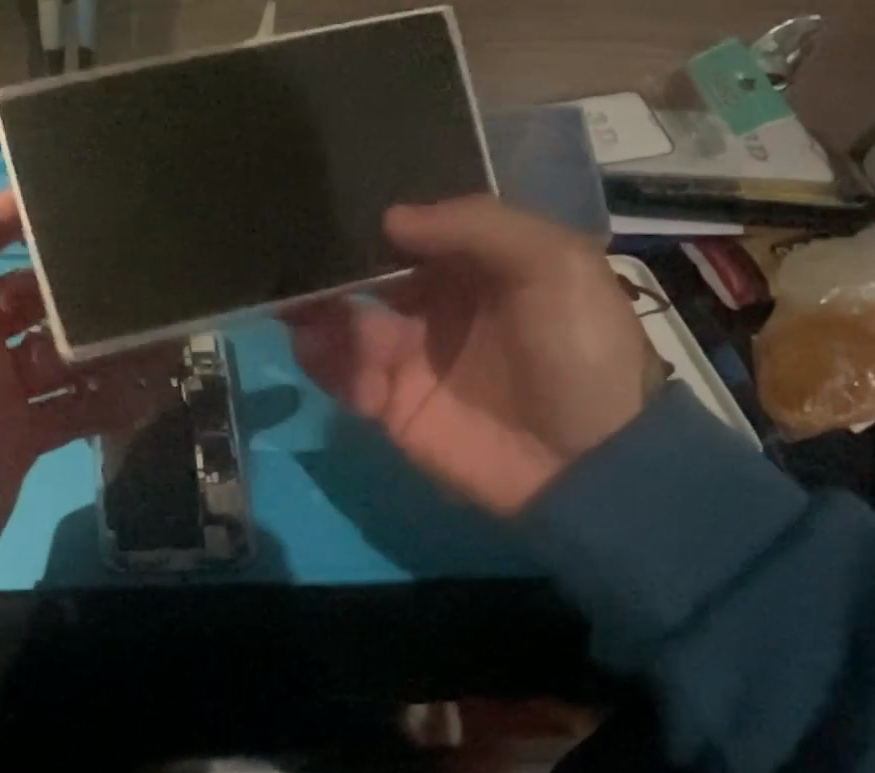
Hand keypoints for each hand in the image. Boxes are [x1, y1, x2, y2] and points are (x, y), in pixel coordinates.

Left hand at [0, 173, 171, 560]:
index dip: (13, 224)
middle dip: (69, 292)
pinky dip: (102, 402)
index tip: (71, 210)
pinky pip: (68, 409)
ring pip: (54, 357)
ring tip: (156, 335)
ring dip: (98, 350)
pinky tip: (147, 393)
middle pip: (22, 301)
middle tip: (129, 276)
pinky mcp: (19, 436)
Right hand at [287, 197, 648, 515]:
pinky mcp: (390, 407)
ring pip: (348, 326)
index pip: (415, 237)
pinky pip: (345, 376)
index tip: (339, 210)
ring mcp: (410, 361)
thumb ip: (477, 227)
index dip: (379, 225)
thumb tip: (391, 218)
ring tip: (294, 302)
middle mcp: (438, 310)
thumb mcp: (553, 264)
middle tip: (295, 256)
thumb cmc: (577, 351)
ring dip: (318, 312)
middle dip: (335, 268)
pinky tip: (308, 343)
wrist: (581, 460)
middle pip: (372, 280)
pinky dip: (323, 360)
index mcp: (478, 269)